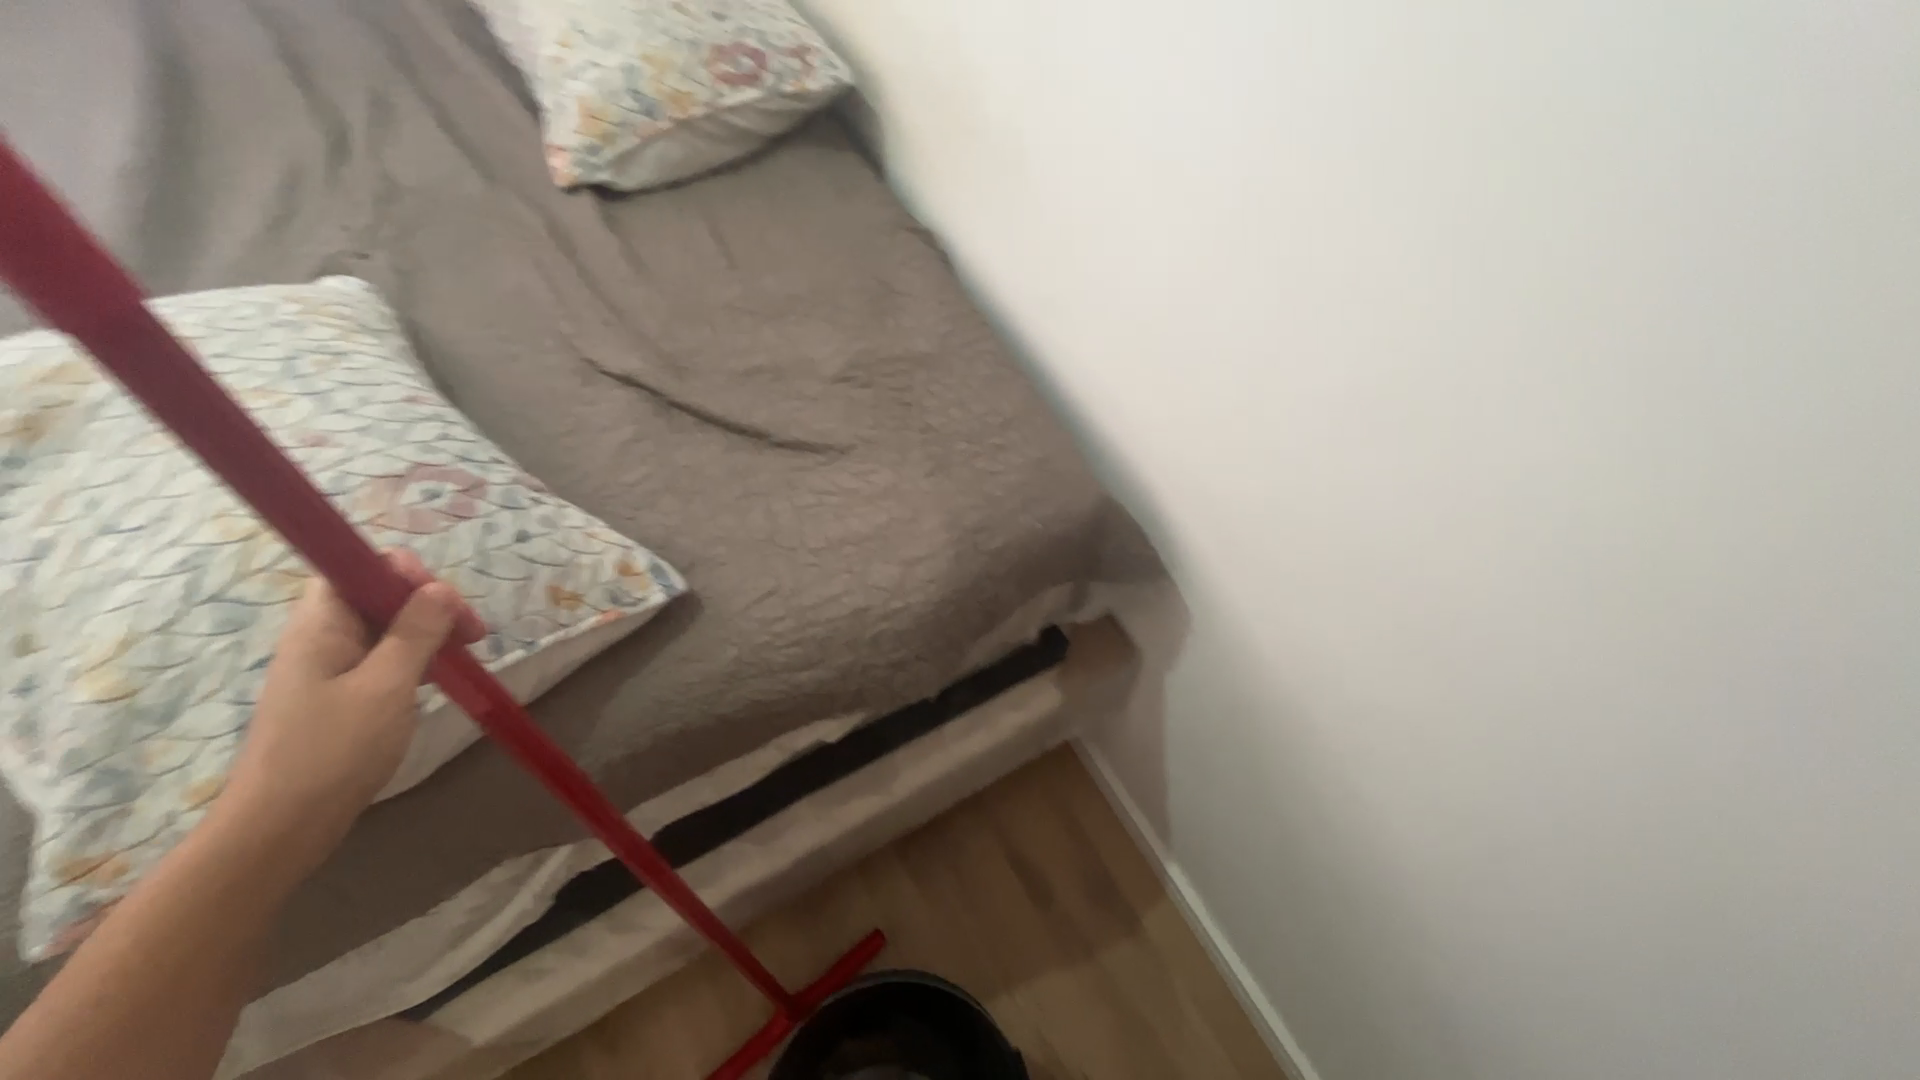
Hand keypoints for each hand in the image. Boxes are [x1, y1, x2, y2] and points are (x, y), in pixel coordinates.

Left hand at [218, 551, 483, 865]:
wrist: (283, 826)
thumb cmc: (333, 750)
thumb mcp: (386, 686)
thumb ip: (415, 632)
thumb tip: (440, 588)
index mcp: (319, 626)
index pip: (358, 567)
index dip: (405, 574)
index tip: (447, 604)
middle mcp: (320, 638)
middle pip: (376, 595)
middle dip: (429, 604)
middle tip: (471, 636)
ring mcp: (328, 668)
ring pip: (385, 628)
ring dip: (428, 633)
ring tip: (464, 657)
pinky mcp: (339, 696)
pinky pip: (382, 658)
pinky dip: (415, 659)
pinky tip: (438, 678)